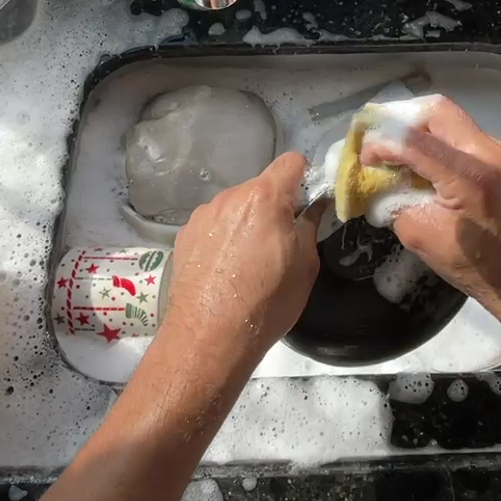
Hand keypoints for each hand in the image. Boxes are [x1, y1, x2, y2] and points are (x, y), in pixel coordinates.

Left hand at [155, 152, 318, 374]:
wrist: (208, 338)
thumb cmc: (267, 302)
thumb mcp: (305, 266)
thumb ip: (310, 226)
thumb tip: (314, 205)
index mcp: (265, 198)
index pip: (291, 162)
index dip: (303, 178)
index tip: (306, 204)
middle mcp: (231, 196)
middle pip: (261, 186)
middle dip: (274, 206)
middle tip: (279, 242)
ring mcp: (204, 214)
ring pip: (236, 206)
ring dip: (247, 221)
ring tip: (247, 261)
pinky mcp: (186, 234)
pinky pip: (215, 223)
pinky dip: (224, 236)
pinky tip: (224, 269)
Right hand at [359, 96, 500, 308]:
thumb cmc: (477, 267)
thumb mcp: (421, 237)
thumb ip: (395, 200)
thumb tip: (381, 178)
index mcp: (469, 177)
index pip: (413, 141)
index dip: (382, 144)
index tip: (366, 157)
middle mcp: (490, 153)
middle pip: (436, 111)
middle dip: (402, 121)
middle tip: (385, 142)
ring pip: (453, 119)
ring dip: (423, 130)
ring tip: (405, 152)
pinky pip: (467, 135)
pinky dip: (444, 143)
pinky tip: (433, 165)